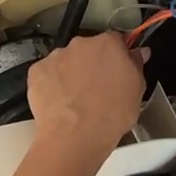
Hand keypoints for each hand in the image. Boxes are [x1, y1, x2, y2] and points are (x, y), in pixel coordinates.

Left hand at [27, 31, 148, 153]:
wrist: (75, 136)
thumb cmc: (111, 115)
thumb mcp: (137, 92)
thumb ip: (137, 65)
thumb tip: (138, 53)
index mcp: (108, 44)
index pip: (115, 40)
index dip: (117, 55)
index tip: (118, 68)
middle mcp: (81, 44)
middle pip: (89, 48)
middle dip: (92, 63)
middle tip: (97, 88)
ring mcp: (56, 56)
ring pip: (66, 60)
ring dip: (71, 73)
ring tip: (76, 99)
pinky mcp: (37, 71)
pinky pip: (47, 73)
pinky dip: (52, 84)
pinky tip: (60, 102)